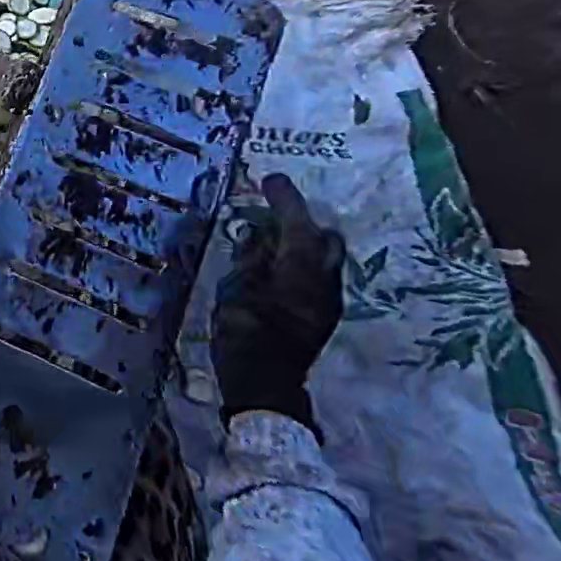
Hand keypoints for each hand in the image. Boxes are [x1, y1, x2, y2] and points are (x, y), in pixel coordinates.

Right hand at [212, 173, 344, 437]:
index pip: (298, 227)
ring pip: (322, 257)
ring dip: (297, 241)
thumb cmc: (243, 334)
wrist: (264, 382)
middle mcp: (323, 284)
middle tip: (269, 209)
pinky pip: (313, 274)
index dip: (285, 200)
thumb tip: (256, 233)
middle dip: (300, 220)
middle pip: (323, 240)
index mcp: (301, 275)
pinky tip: (271, 265)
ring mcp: (326, 300)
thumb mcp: (235, 291)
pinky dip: (295, 260)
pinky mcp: (319, 313)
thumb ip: (249, 260)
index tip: (271, 178)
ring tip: (265, 236)